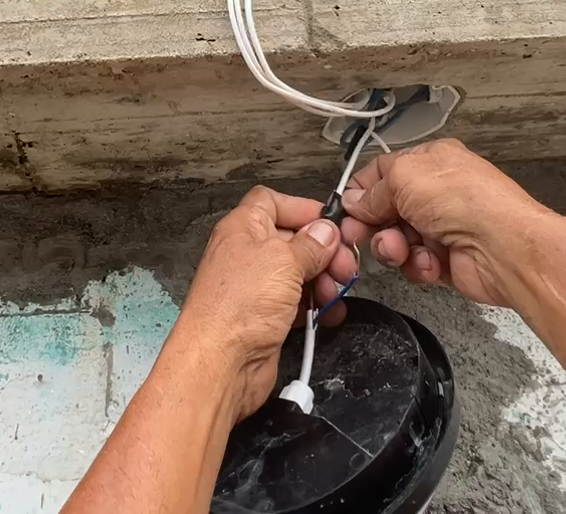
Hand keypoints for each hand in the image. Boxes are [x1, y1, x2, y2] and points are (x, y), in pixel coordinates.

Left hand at [172, 187, 360, 422]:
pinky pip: (296, 303)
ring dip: (323, 280)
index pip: (271, 202)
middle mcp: (247, 253)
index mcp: (243, 228)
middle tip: (345, 266)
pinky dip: (315, 306)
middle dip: (322, 250)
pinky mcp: (265, 317)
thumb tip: (325, 230)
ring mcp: (256, 287)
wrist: (220, 362)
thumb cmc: (240, 304)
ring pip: (298, 273)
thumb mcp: (284, 262)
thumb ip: (310, 244)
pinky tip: (330, 313)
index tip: (331, 222)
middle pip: (291, 239)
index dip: (301, 208)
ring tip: (336, 293)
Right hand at [339, 138, 550, 308]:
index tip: (344, 210)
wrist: (504, 248)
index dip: (361, 191)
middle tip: (356, 236)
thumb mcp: (404, 178)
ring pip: (396, 238)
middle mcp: (435, 191)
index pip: (382, 172)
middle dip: (372, 224)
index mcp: (429, 160)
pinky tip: (430, 261)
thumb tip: (353, 202)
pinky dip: (418, 264)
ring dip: (393, 246)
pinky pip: (415, 262)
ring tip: (401, 249)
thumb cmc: (461, 199)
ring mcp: (441, 226)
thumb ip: (373, 191)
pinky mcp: (446, 259)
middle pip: (386, 208)